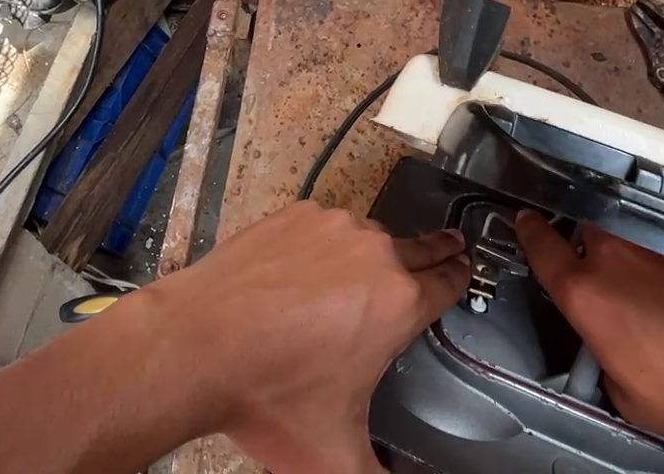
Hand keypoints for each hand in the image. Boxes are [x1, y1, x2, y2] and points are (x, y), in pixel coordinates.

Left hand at [143, 200, 468, 473]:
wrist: (199, 341)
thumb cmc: (270, 396)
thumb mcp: (337, 458)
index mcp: (399, 303)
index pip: (449, 282)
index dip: (460, 278)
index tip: (464, 269)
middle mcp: (374, 254)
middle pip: (420, 247)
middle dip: (436, 250)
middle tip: (448, 245)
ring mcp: (333, 227)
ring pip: (367, 236)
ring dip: (369, 254)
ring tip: (353, 279)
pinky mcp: (296, 214)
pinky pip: (323, 226)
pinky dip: (322, 244)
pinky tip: (304, 271)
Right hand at [515, 211, 663, 459]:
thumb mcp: (633, 400)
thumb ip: (604, 360)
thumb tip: (610, 349)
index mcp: (587, 293)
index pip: (540, 246)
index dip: (528, 231)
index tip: (525, 222)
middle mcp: (615, 253)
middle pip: (584, 232)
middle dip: (587, 249)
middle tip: (604, 277)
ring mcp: (658, 240)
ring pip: (627, 234)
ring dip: (630, 253)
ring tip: (653, 288)